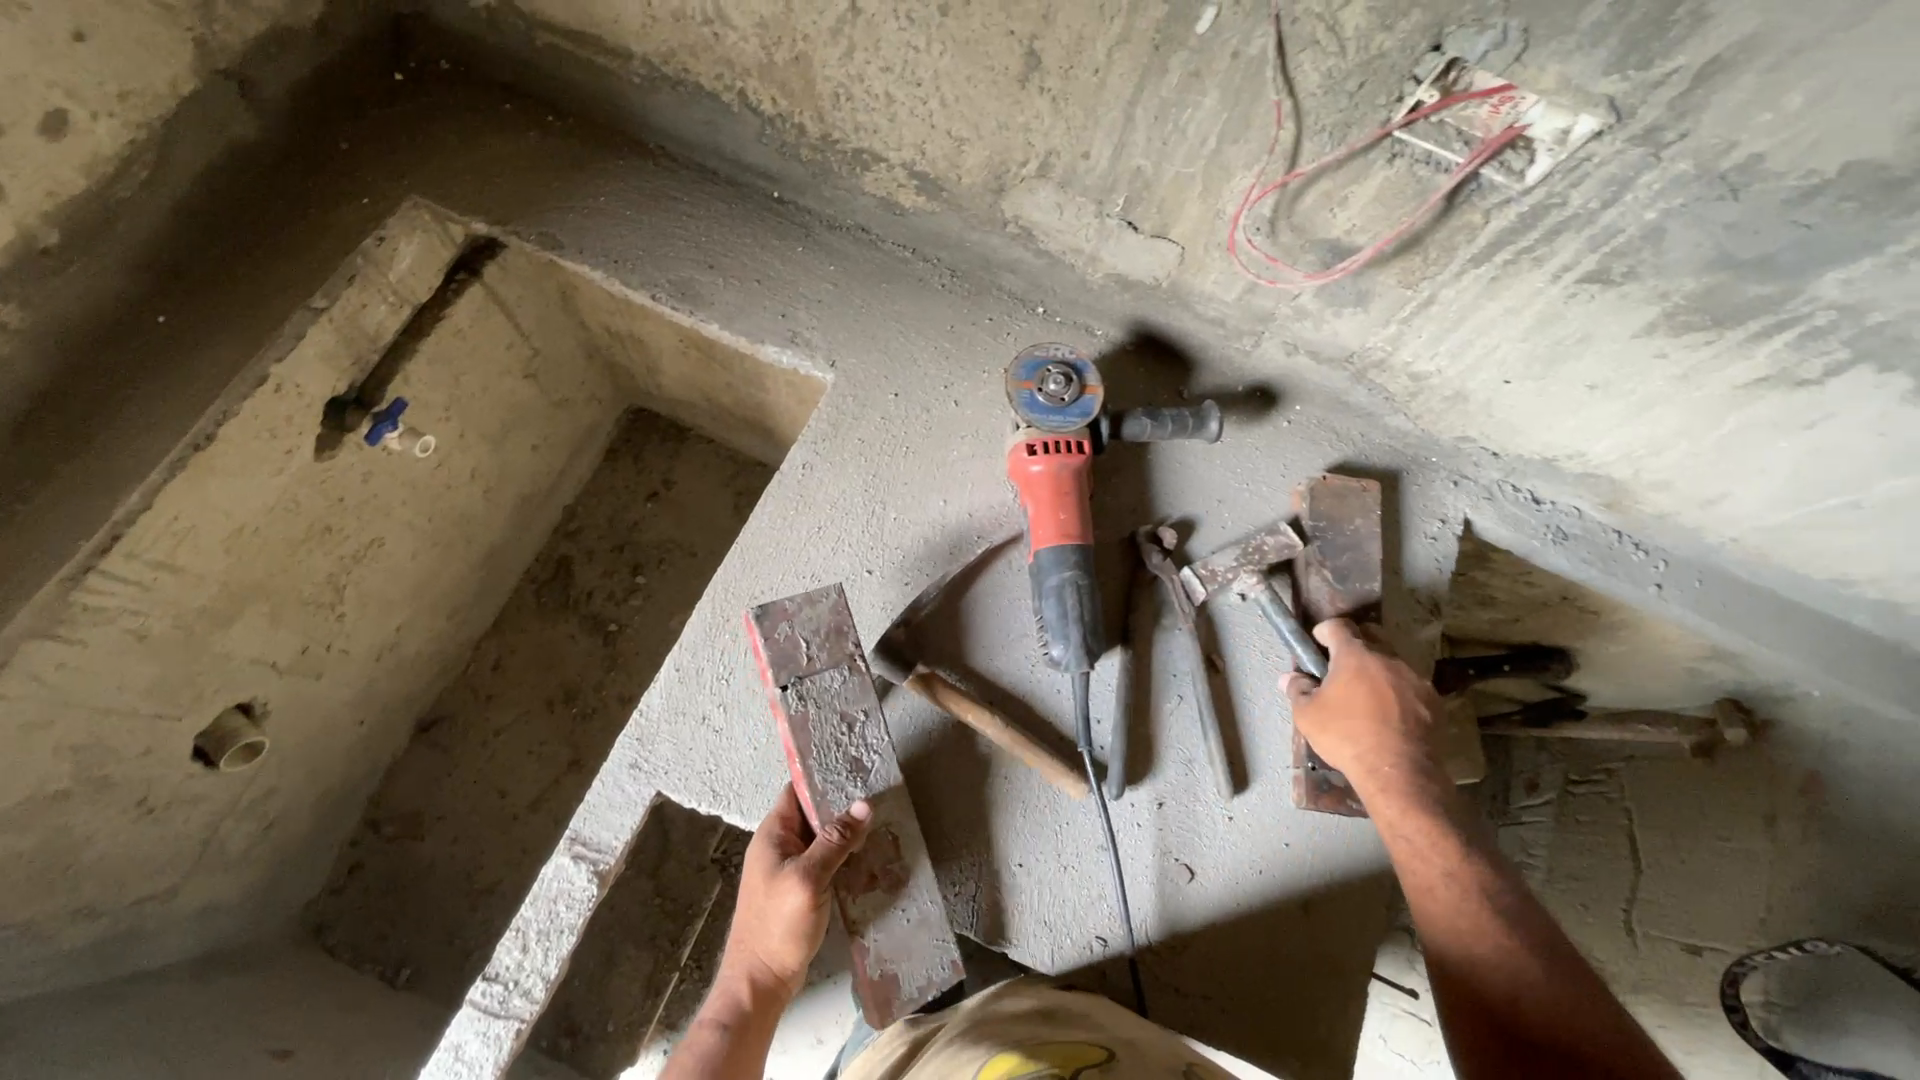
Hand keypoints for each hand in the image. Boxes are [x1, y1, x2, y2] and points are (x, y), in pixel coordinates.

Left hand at [719, 784, 871, 1001]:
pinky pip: (824, 861)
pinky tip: (868, 854)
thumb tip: (864, 804)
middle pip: (812, 813)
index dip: (822, 776)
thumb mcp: (809, 879)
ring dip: (845, 831)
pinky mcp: (800, 890)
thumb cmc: (778, 926)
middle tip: (878, 791)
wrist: (760, 982)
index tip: (854, 765)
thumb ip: (835, 841)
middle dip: (841, 803)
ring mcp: (789, 869)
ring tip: (880, 818)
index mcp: (773, 834)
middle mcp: (779, 846)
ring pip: (821, 838)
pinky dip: (844, 855)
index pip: (797, 791)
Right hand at [1282, 619, 1447, 799]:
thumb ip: (1297, 690)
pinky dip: (1397, 692)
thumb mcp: (1307, 715)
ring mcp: (1414, 678)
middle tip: (1340, 668)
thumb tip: (1289, 678)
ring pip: (1392, 662)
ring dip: (1377, 671)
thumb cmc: (1346, 736)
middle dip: (1354, 646)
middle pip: (1370, 637)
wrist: (1398, 771)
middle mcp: (1387, 658)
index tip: (1317, 642)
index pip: (1338, 626)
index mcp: (1355, 655)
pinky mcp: (1433, 700)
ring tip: (1366, 696)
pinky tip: (1389, 715)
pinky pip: (1410, 686)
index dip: (1325, 631)